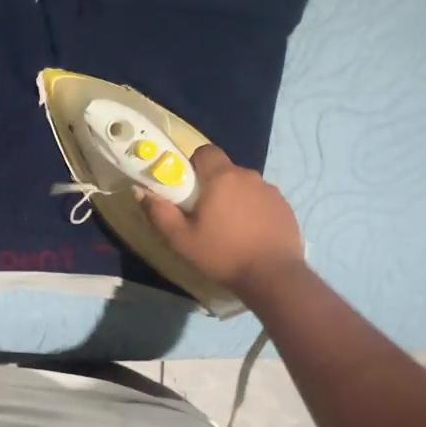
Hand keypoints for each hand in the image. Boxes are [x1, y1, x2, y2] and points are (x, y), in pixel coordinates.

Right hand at [140, 146, 304, 296]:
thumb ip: (160, 213)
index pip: (205, 151)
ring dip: (234, 199)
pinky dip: (252, 211)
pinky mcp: (284, 206)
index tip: (188, 189)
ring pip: (244, 186)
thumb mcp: (182, 239)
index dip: (194, 165)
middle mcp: (248, 175)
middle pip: (225, 170)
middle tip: (204, 215)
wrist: (272, 274)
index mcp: (221, 177)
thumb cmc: (222, 254)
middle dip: (213, 186)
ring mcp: (270, 190)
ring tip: (229, 229)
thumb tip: (141, 191)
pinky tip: (249, 235)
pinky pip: (261, 200)